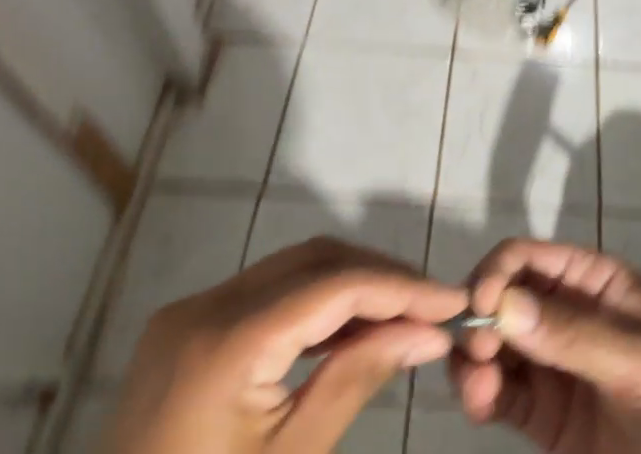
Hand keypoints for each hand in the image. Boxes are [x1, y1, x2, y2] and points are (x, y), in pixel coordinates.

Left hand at [107, 237, 468, 453]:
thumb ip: (358, 378)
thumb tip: (428, 333)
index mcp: (227, 342)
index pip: (333, 283)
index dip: (401, 286)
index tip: (455, 303)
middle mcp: (203, 307)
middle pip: (313, 261)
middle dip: (380, 277)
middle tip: (435, 310)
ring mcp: (188, 314)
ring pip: (290, 271)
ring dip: (351, 286)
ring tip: (405, 317)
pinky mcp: (185, 330)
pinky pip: (265, 296)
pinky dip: (314, 305)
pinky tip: (351, 330)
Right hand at [451, 239, 640, 453]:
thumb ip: (573, 335)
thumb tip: (501, 304)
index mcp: (601, 285)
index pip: (536, 259)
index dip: (501, 272)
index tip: (479, 304)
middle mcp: (573, 318)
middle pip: (508, 301)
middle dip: (482, 318)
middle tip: (473, 351)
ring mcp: (559, 368)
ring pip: (499, 348)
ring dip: (476, 358)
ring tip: (476, 386)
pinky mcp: (549, 416)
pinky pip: (504, 394)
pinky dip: (482, 394)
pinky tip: (479, 403)